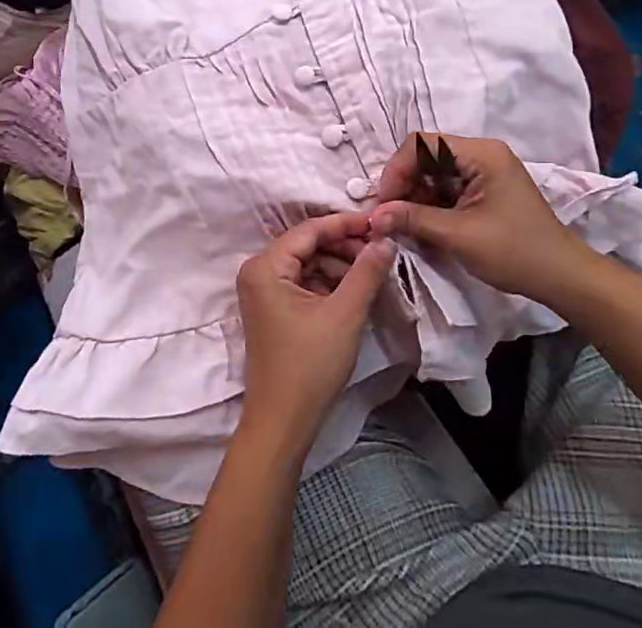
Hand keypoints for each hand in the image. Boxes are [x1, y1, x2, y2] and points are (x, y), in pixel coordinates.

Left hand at [236, 213, 392, 440]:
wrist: (283, 419)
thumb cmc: (310, 364)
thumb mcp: (345, 314)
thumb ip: (365, 272)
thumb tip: (385, 241)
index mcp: (265, 266)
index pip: (308, 230)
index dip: (345, 224)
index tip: (378, 222)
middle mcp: (257, 272)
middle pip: (306, 245)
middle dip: (343, 247)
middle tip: (380, 252)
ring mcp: (262, 292)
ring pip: (306, 264)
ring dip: (338, 266)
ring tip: (372, 274)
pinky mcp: (272, 310)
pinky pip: (302, 284)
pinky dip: (328, 284)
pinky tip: (354, 291)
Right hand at [368, 133, 595, 302]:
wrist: (562, 278)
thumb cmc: (515, 251)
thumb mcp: (458, 235)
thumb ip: (412, 219)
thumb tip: (373, 216)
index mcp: (481, 154)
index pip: (421, 144)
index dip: (396, 169)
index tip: (385, 202)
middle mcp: (481, 155)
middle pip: (425, 157)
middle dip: (403, 185)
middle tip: (388, 217)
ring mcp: (483, 173)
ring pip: (431, 175)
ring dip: (413, 198)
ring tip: (402, 226)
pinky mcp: (482, 191)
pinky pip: (444, 189)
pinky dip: (428, 206)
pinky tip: (420, 228)